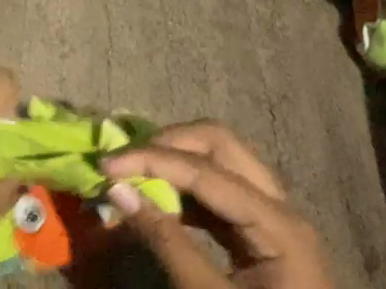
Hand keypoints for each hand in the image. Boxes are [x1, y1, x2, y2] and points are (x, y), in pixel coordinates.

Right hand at [100, 121, 333, 288]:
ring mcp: (273, 216)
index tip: (105, 164)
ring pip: (220, 158)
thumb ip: (166, 242)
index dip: (152, 160)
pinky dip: (185, 183)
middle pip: (220, 144)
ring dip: (175, 157)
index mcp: (279, 226)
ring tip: (134, 173)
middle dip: (168, 143)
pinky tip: (159, 197)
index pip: (206, 171)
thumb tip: (117, 190)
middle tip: (125, 160)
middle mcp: (281, 206)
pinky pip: (219, 187)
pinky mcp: (259, 230)